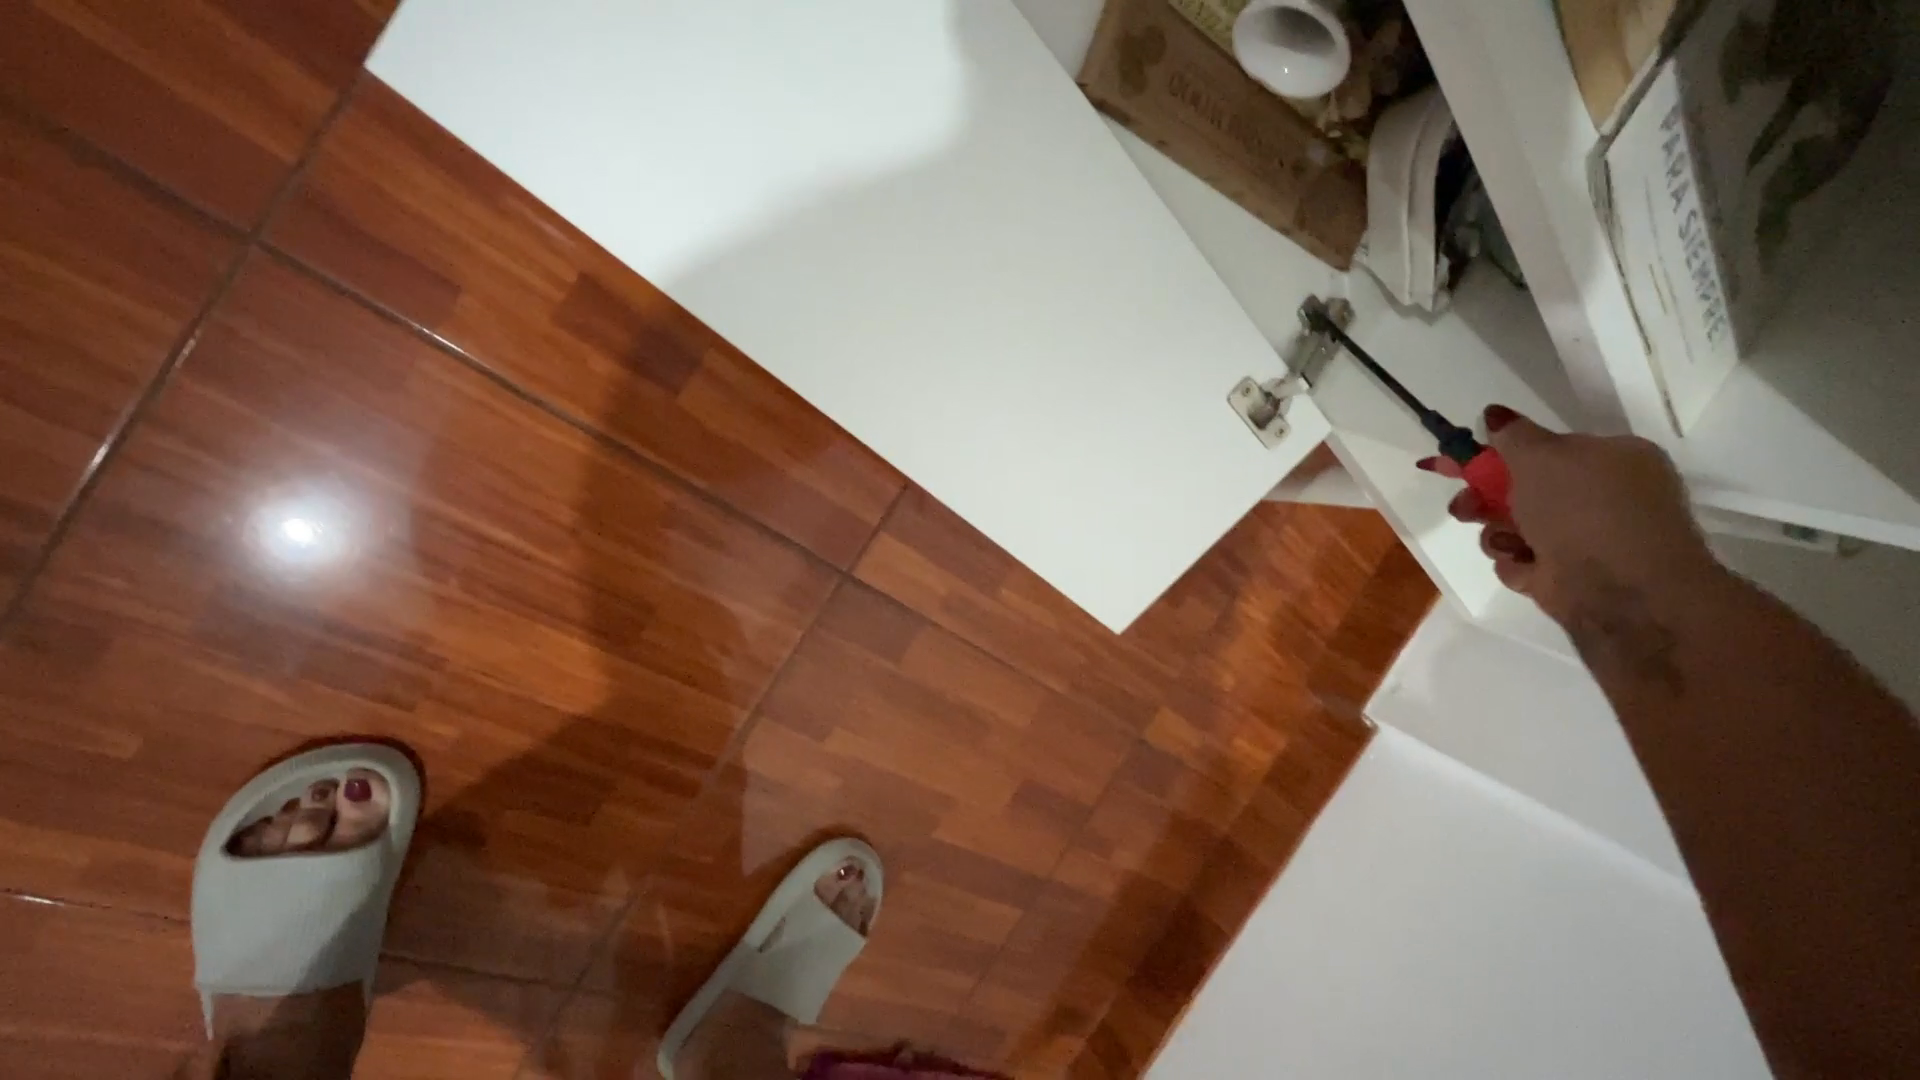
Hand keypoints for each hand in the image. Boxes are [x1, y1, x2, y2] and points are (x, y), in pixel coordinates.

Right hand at [1421, 405, 1716, 621]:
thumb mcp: (1542, 458)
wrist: (1622, 588)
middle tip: (1462, 506)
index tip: (1450, 459)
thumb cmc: (1584, 510)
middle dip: (1485, 497)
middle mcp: (1603, 496)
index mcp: (1612, 459)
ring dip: (1497, 531)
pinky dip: (1515, 561)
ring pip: (1517, 525)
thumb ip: (1513, 435)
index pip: (1543, 449)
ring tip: (1503, 541)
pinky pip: (1523, 558)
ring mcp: (1587, 537)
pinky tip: (1524, 564)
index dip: (1494, 453)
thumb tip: (1494, 414)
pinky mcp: (1568, 574)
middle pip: (1523, 489)